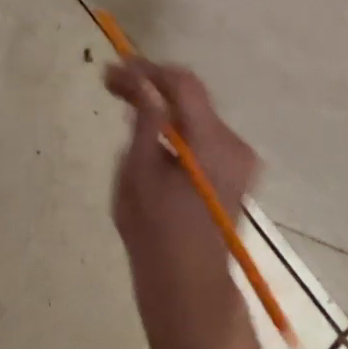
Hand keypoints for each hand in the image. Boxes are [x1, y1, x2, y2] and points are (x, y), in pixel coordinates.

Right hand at [105, 60, 258, 263]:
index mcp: (212, 144)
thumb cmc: (154, 227)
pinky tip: (146, 126)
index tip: (112, 68)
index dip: (147, 70)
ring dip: (160, 101)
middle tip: (109, 82)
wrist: (187, 280)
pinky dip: (172, 121)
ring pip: (194, 111)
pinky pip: (200, 130)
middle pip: (190, 95)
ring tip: (122, 100)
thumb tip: (137, 76)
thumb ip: (143, 118)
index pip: (183, 84)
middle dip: (150, 83)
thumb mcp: (139, 169)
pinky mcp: (233, 169)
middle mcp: (234, 145)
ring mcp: (238, 158)